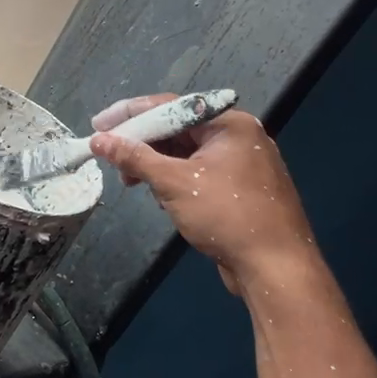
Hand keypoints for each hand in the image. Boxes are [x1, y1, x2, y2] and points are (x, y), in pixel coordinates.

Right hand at [88, 94, 318, 294]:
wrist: (278, 270)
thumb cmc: (227, 216)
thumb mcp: (173, 183)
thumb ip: (133, 157)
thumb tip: (98, 140)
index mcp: (229, 125)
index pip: (169, 106)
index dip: (129, 115)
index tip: (98, 126)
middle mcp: (238, 137)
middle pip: (176, 128)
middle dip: (140, 143)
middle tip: (110, 156)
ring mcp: (242, 163)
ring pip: (185, 151)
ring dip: (153, 163)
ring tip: (130, 182)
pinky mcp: (240, 188)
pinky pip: (197, 170)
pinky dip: (173, 177)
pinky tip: (158, 195)